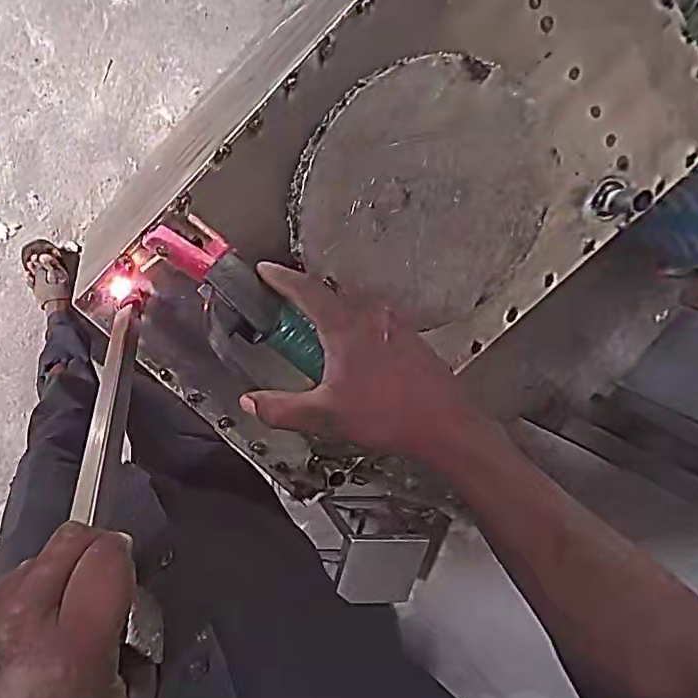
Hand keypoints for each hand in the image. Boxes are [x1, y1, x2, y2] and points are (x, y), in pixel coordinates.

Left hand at [0, 523, 156, 697]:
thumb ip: (138, 641)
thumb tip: (130, 589)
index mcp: (70, 653)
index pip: (105, 555)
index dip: (122, 556)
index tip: (125, 568)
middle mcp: (19, 630)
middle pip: (69, 539)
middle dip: (93, 551)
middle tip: (98, 582)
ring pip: (35, 557)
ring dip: (56, 574)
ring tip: (57, 620)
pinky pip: (3, 584)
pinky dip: (23, 597)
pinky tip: (26, 637)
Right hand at [239, 262, 489, 464]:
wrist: (446, 426)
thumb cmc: (391, 415)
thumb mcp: (325, 415)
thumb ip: (281, 408)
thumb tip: (252, 403)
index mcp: (346, 327)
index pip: (306, 290)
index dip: (281, 278)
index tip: (266, 270)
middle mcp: (371, 317)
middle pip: (328, 297)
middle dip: (303, 303)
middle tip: (286, 317)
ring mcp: (393, 326)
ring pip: (352, 311)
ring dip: (330, 321)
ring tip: (317, 348)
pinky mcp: (408, 339)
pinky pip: (371, 325)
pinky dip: (353, 334)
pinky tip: (353, 364)